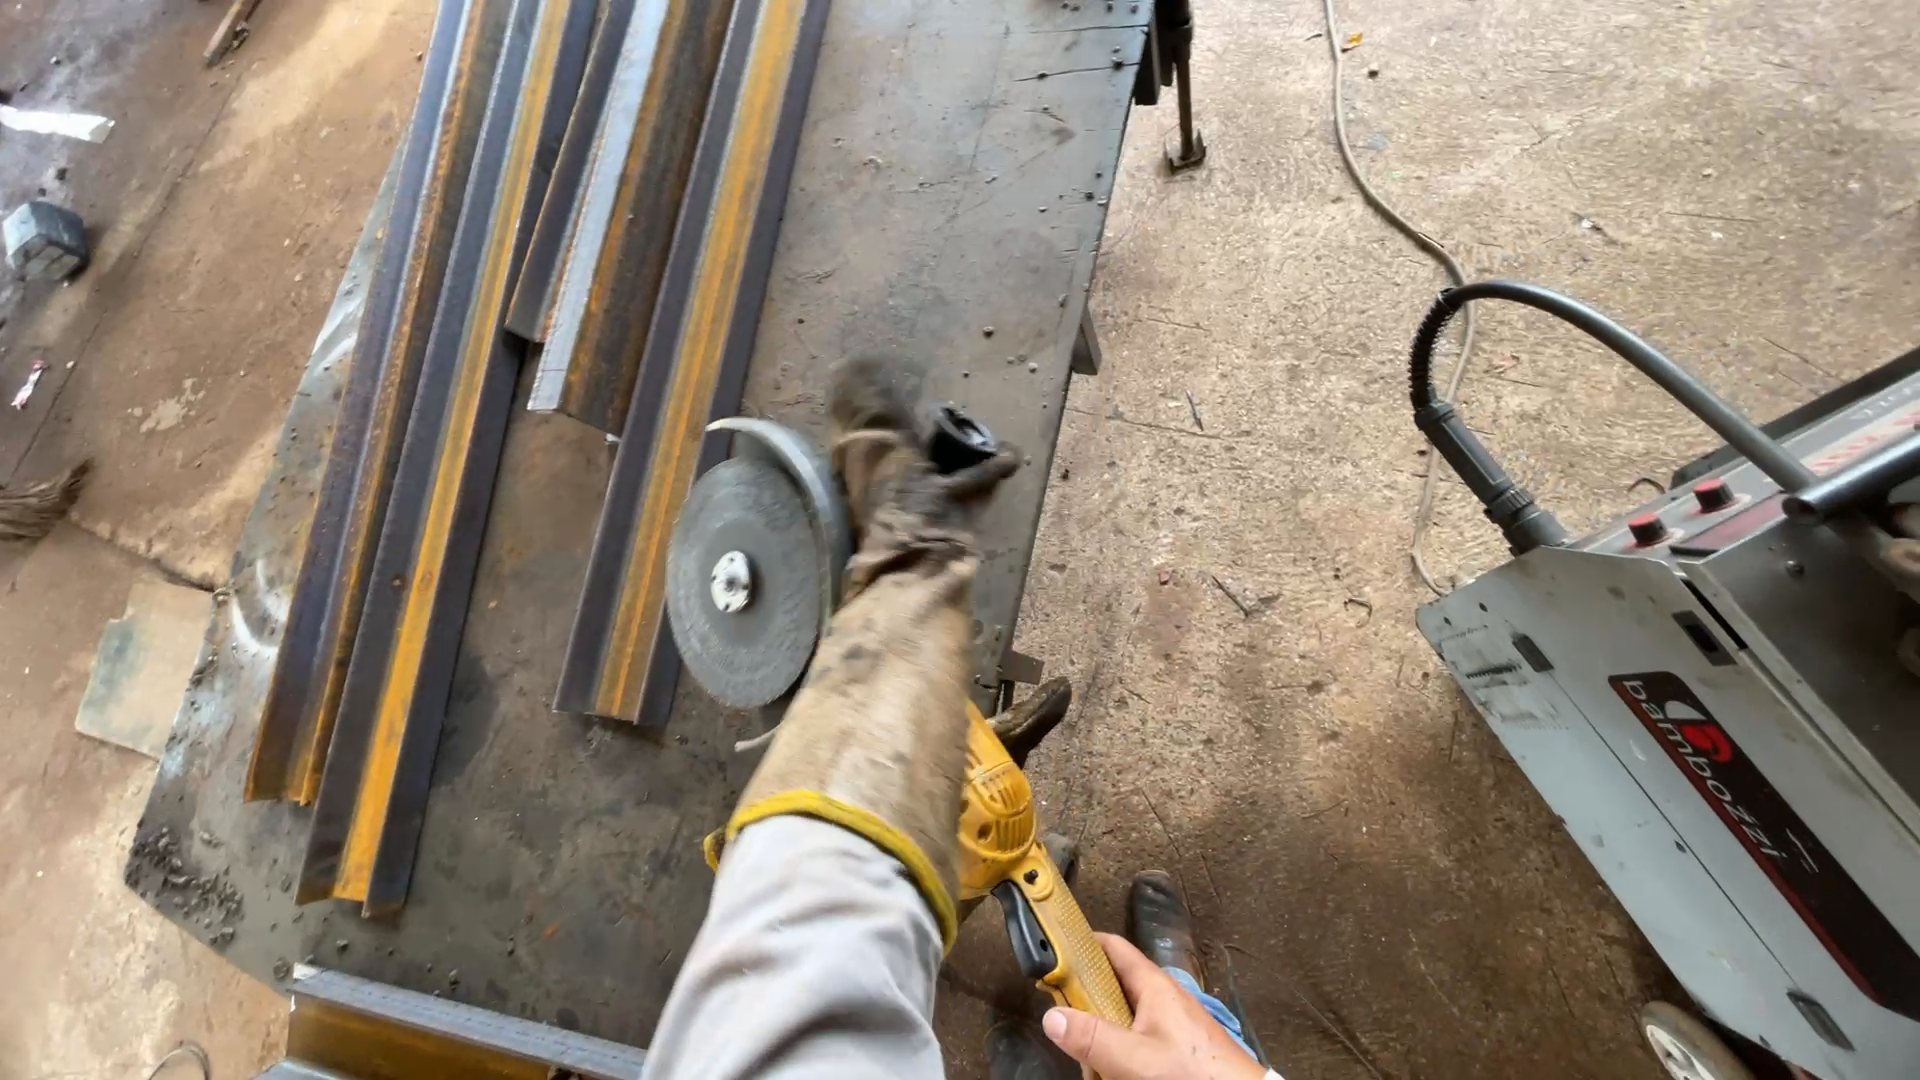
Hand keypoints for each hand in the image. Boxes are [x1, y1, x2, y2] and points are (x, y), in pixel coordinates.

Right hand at [1042, 933, 1266, 1079]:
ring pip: (1124, 1016)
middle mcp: (1161, 997)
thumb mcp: (1137, 1059)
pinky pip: (1138, 1040)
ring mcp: (1171, 1024)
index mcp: (1153, 984)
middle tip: (1061, 1015)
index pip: (1111, 946)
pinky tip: (1111, 1071)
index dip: (1081, 944)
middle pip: (1113, 983)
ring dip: (1101, 1031)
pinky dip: (1119, 1051)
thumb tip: (1050, 1016)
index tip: (1053, 955)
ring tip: (1084, 1054)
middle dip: (1085, 998)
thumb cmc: (1193, 1074)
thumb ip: (1093, 1038)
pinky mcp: (1178, 1050)